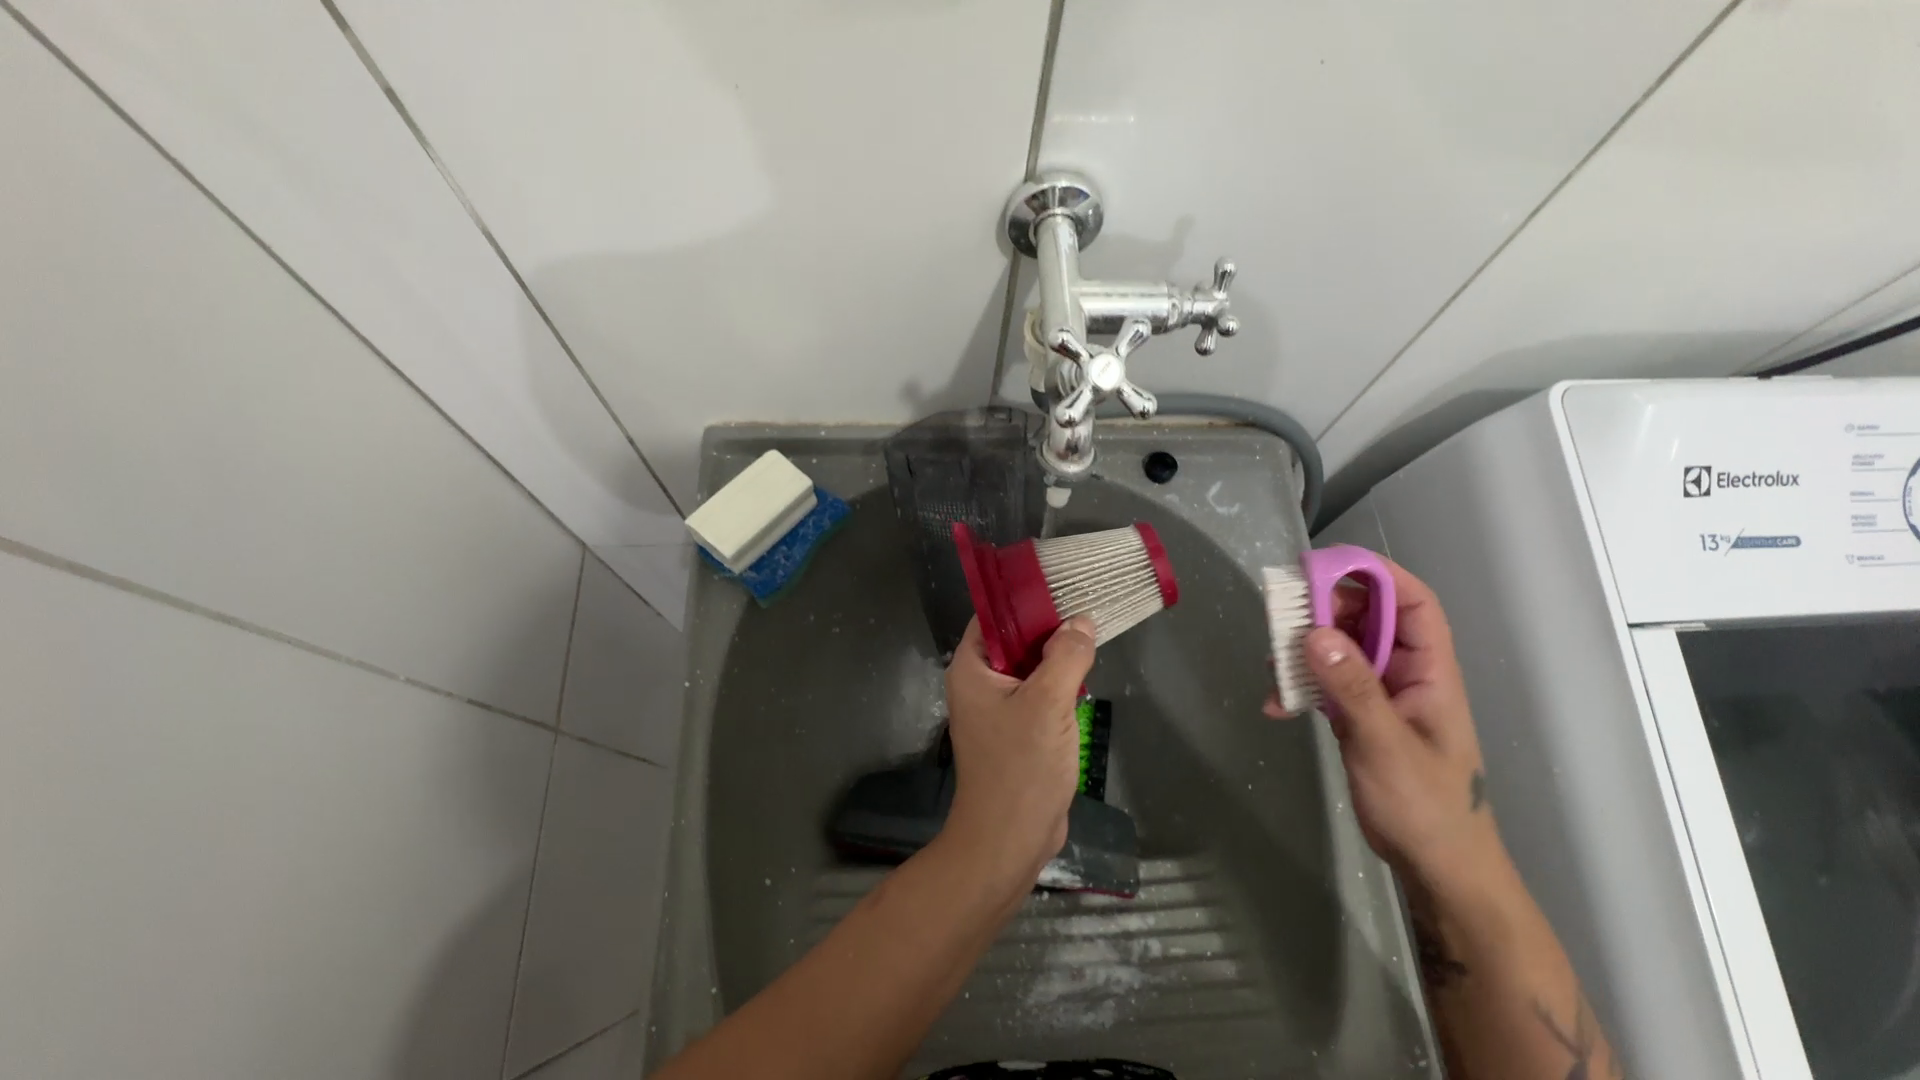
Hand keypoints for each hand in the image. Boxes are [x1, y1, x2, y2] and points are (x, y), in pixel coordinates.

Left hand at [941, 616, 1096, 882]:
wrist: (1010, 840)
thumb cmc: (1021, 768)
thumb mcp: (1048, 704)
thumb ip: (1066, 657)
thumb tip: (1081, 622)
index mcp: (971, 669)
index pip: (993, 616)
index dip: (1025, 599)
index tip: (1063, 585)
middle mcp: (978, 684)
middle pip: (1014, 641)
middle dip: (1049, 630)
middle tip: (1087, 611)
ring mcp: (997, 710)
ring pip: (1030, 669)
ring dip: (1058, 661)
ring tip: (1092, 639)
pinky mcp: (1016, 732)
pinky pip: (1037, 696)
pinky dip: (1059, 687)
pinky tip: (1085, 680)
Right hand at [1263, 560, 1502, 890]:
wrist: (1436, 867)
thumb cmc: (1426, 807)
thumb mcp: (1387, 746)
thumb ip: (1353, 689)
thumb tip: (1316, 633)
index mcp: (1432, 672)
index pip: (1413, 603)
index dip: (1376, 575)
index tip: (1326, 565)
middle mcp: (1407, 675)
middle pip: (1369, 620)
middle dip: (1326, 612)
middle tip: (1284, 616)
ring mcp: (1382, 697)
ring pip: (1342, 651)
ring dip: (1306, 651)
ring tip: (1274, 663)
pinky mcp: (1360, 718)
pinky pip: (1327, 685)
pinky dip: (1301, 688)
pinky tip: (1277, 705)